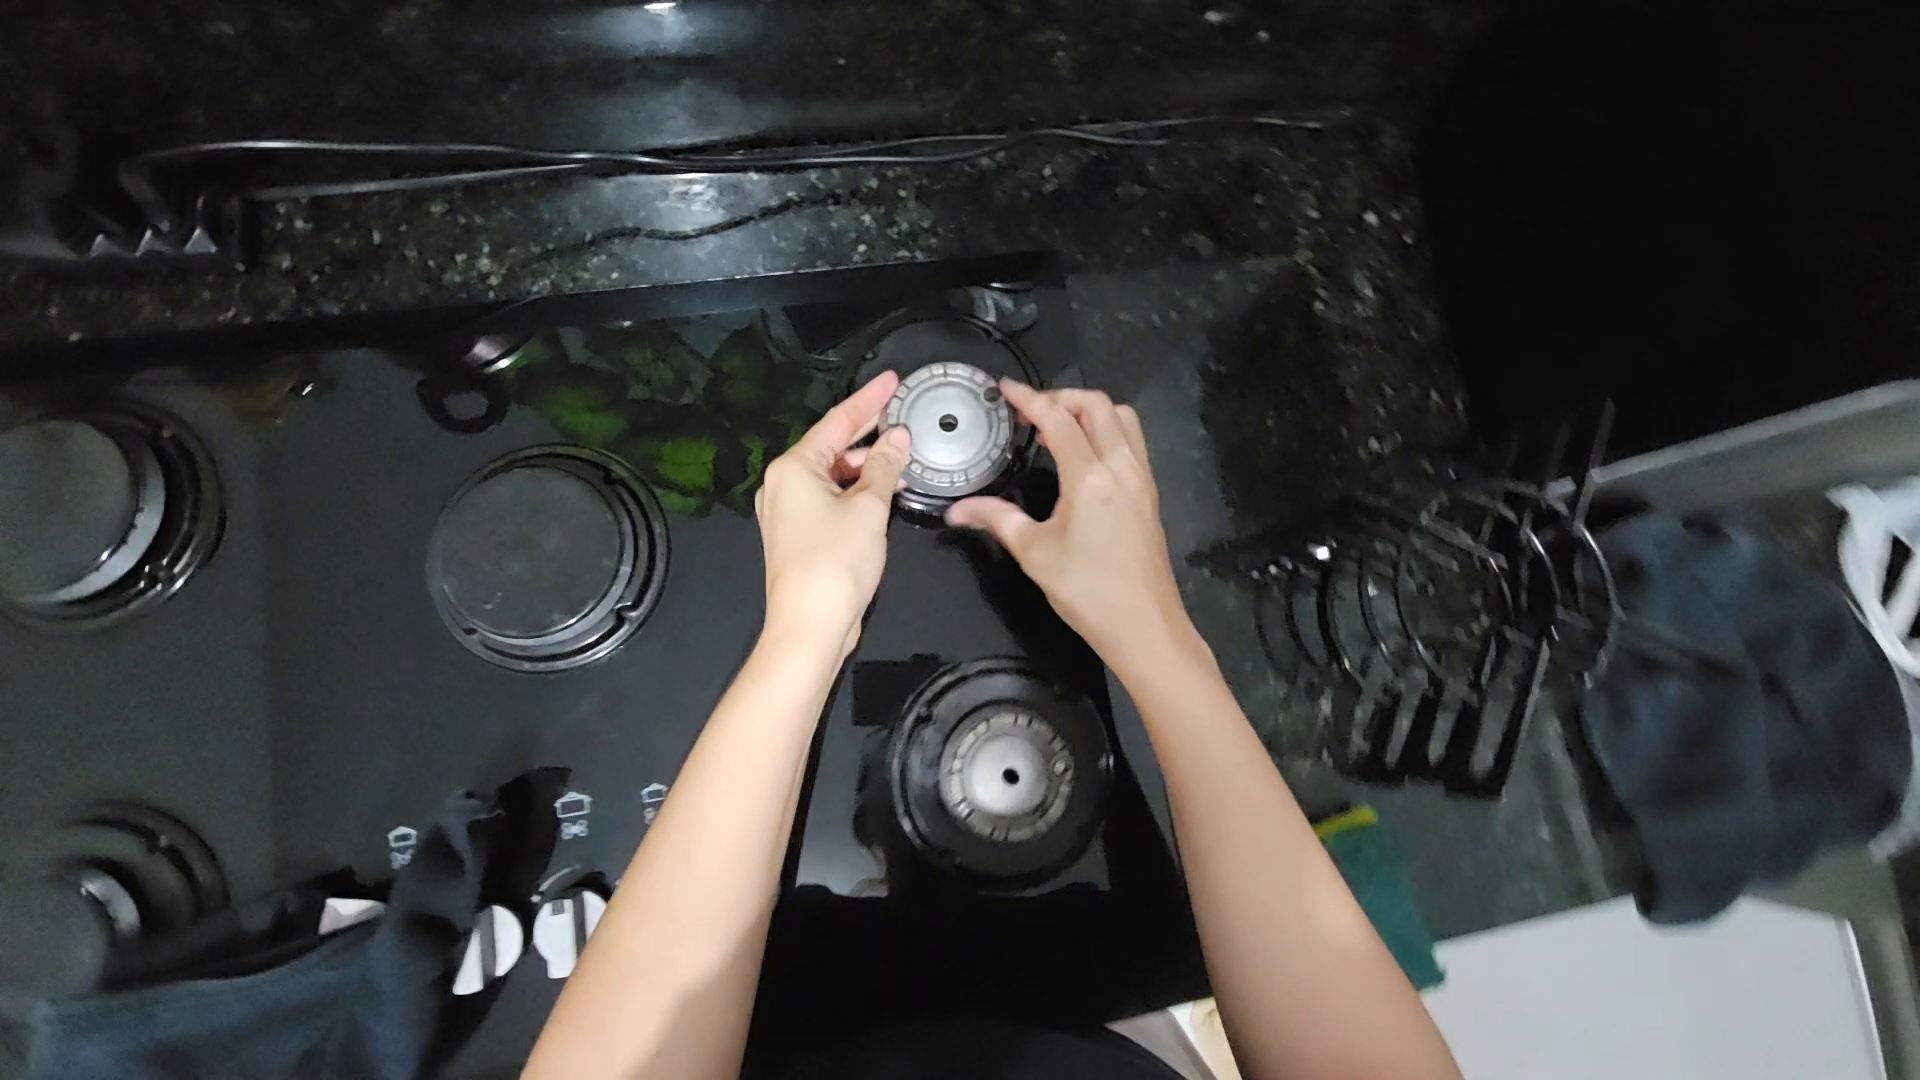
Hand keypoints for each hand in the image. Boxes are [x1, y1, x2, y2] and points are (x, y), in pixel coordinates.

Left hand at [754, 372, 911, 654]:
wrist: (810, 625)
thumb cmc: (837, 561)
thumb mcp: (869, 508)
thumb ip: (884, 467)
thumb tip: (897, 438)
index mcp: (793, 468)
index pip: (837, 422)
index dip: (869, 400)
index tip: (893, 380)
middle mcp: (782, 484)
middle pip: (831, 447)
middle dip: (869, 435)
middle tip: (903, 416)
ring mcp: (786, 511)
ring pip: (832, 476)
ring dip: (865, 468)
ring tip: (902, 459)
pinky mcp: (797, 535)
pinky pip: (829, 499)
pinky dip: (855, 491)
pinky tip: (882, 491)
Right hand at [946, 382, 1192, 672]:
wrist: (1144, 625)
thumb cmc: (1086, 591)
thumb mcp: (1034, 553)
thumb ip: (995, 519)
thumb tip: (955, 511)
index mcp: (1090, 477)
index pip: (1059, 420)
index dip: (1030, 399)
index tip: (1005, 389)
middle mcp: (1122, 467)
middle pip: (1098, 406)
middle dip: (1063, 397)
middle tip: (1031, 411)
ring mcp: (1142, 479)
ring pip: (1123, 420)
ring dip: (1091, 411)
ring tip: (1059, 427)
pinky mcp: (1150, 495)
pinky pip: (1132, 443)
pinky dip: (1107, 432)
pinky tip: (1083, 456)